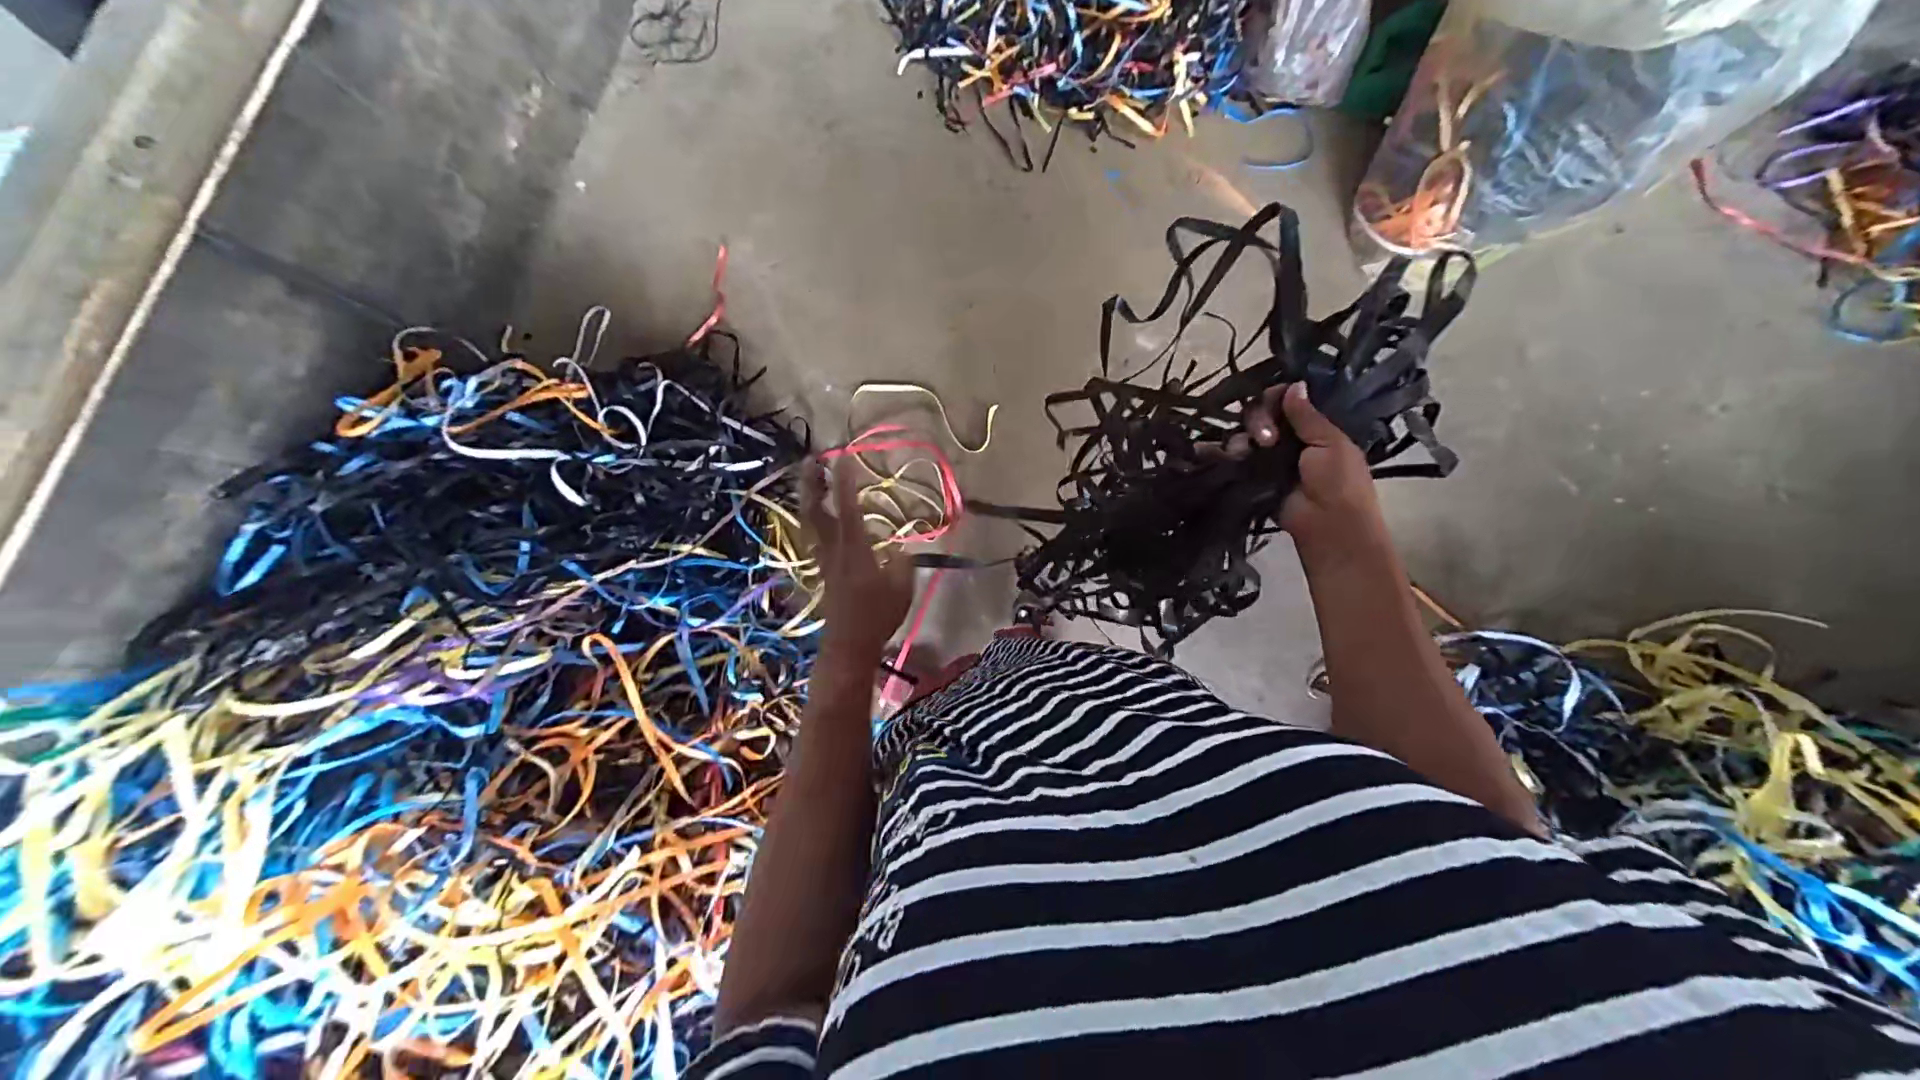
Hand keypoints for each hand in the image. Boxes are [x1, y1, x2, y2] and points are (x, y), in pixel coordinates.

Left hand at [801, 457, 916, 654]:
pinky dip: (815, 515)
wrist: (849, 644)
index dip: (845, 482)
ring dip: (809, 496)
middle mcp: (835, 549)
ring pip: (811, 521)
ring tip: (811, 476)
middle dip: (812, 483)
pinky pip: (815, 534)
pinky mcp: (824, 569)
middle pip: (816, 511)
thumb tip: (898, 546)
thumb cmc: (878, 616)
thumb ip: (901, 562)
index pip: (848, 508)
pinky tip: (819, 509)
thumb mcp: (902, 588)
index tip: (844, 457)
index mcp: (855, 550)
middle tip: (812, 459)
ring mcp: (825, 559)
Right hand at [1235, 384, 1386, 560]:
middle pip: (1261, 413)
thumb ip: (1308, 416)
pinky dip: (1222, 453)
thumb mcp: (1331, 442)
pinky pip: (1233, 459)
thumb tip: (1295, 384)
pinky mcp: (1250, 477)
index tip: (1274, 402)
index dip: (1276, 397)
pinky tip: (1217, 453)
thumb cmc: (1339, 482)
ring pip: (1244, 434)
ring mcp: (1267, 458)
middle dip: (1258, 419)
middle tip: (1267, 438)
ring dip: (1242, 438)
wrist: (1327, 524)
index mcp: (1312, 427)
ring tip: (1244, 452)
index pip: (1286, 400)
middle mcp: (1288, 438)